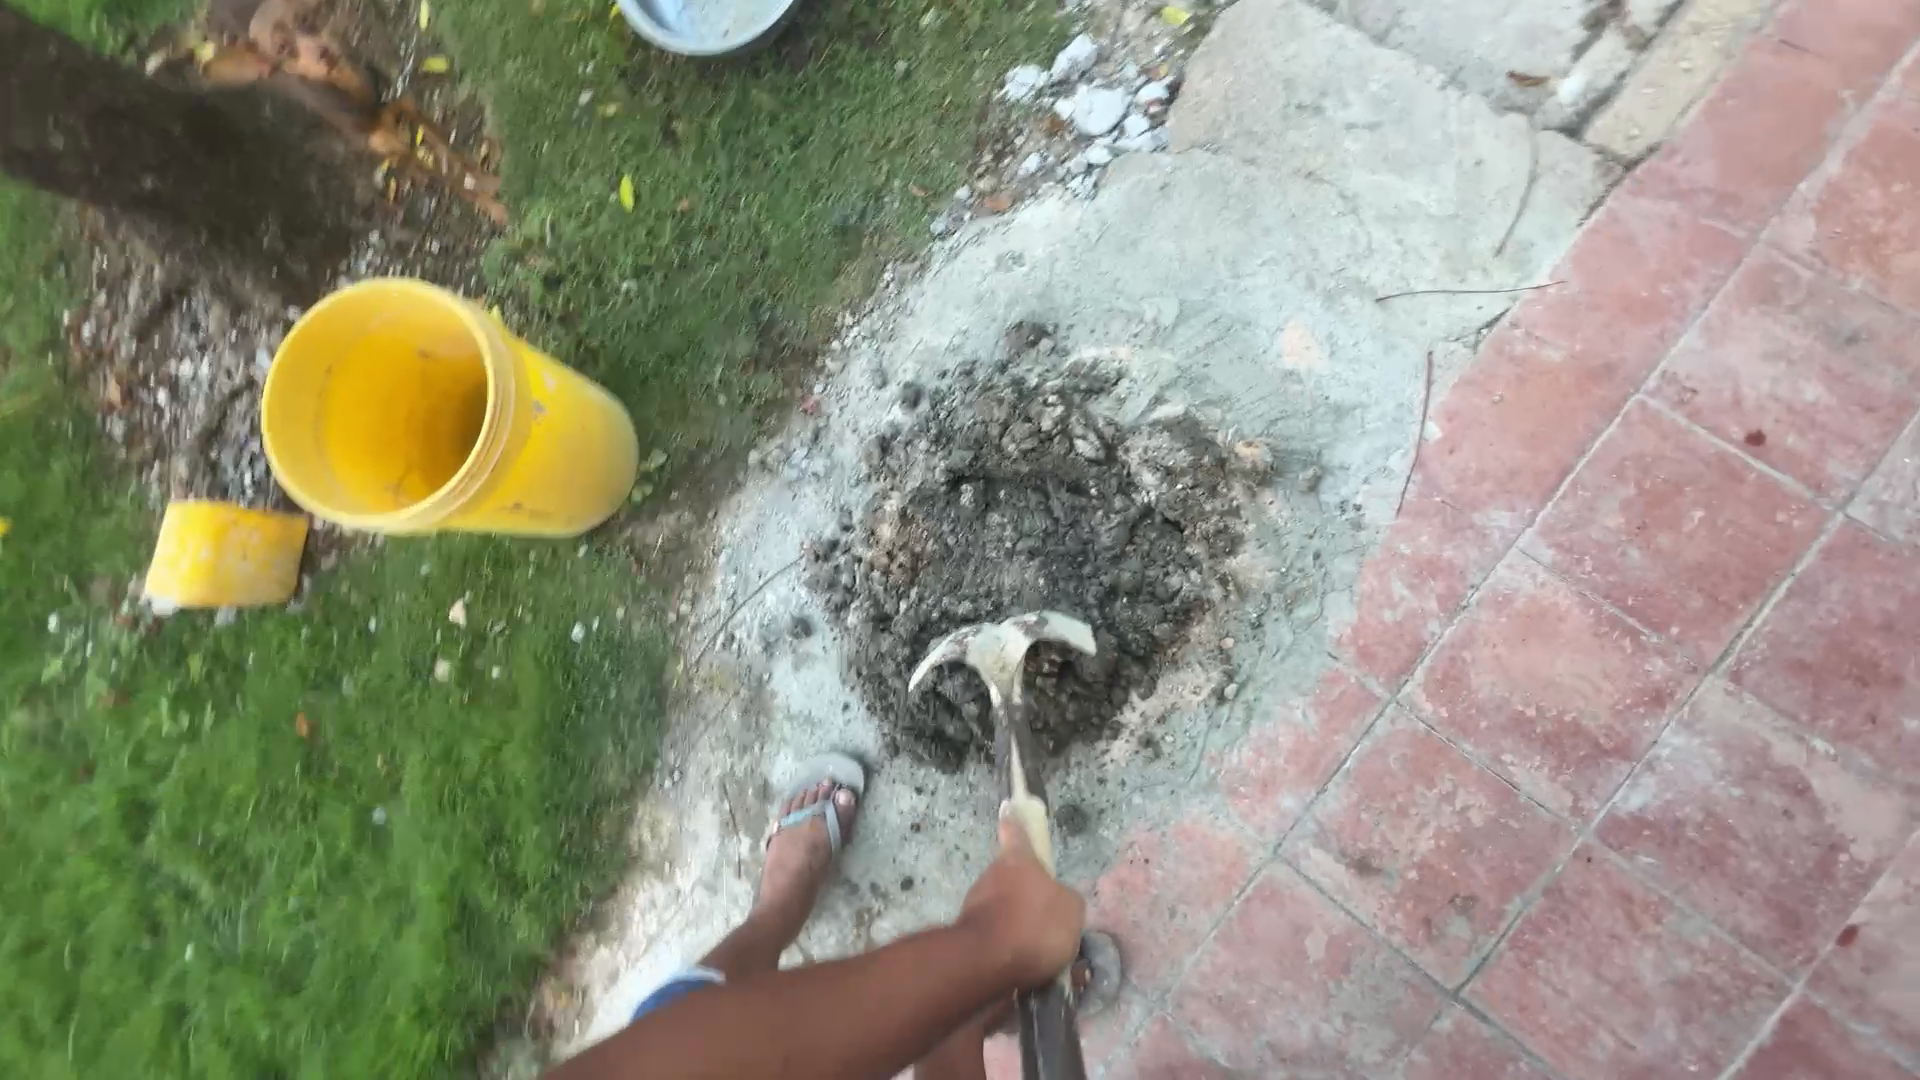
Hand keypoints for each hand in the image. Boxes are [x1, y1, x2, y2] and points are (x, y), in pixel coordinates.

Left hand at [958, 816, 1085, 988]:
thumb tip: (1060, 900)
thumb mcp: (1071, 910)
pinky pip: (996, 936)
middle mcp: (992, 874)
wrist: (988, 961)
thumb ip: (1067, 899)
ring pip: (1002, 908)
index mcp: (1017, 860)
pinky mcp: (969, 933)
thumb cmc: (1034, 924)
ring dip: (1016, 923)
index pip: (1015, 833)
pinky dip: (1007, 948)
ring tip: (1039, 954)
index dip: (1014, 824)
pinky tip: (1023, 967)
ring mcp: (976, 903)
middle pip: (1011, 877)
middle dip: (1025, 894)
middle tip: (1046, 920)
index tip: (1009, 813)